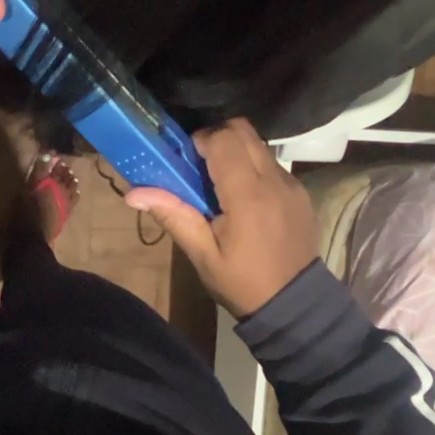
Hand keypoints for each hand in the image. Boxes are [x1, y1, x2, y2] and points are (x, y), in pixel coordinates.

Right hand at [125, 119, 318, 317]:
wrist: (294, 304)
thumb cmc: (242, 283)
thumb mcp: (203, 256)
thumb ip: (174, 216)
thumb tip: (134, 194)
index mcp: (247, 196)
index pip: (224, 141)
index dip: (201, 141)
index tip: (186, 161)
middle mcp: (273, 180)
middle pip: (243, 130)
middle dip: (217, 138)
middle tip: (199, 167)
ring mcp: (291, 184)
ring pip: (259, 145)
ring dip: (236, 153)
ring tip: (220, 186)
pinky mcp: (300, 192)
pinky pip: (272, 164)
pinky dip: (253, 168)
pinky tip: (243, 200)